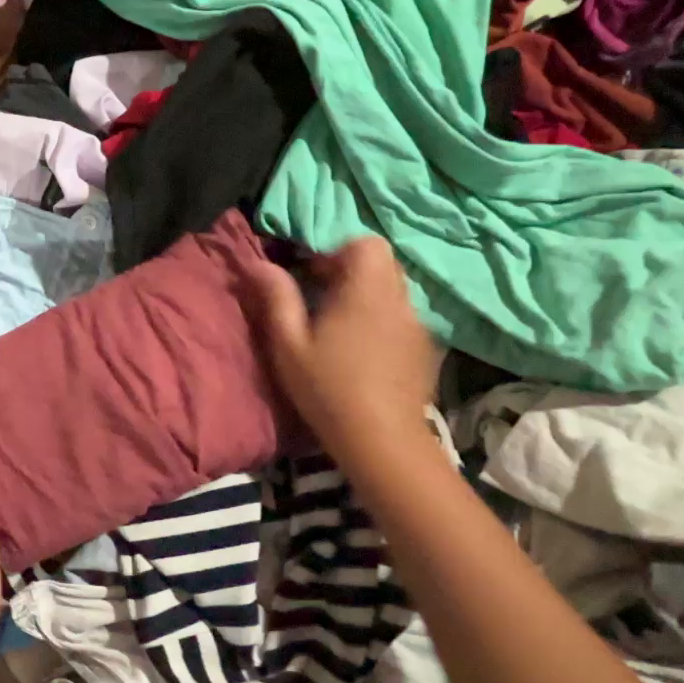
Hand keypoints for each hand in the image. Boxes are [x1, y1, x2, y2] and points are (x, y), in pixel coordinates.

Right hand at [245, 236, 440, 461]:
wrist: (382, 439)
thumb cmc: (327, 388)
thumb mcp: (288, 343)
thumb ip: (276, 298)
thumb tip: (258, 263)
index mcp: (366, 291)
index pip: (366, 243)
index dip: (337, 250)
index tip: (311, 274)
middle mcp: (399, 299)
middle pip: (382, 263)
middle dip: (349, 271)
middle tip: (318, 297)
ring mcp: (417, 325)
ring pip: (393, 291)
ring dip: (366, 296)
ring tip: (337, 326)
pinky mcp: (425, 349)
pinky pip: (402, 317)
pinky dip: (381, 320)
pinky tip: (361, 352)